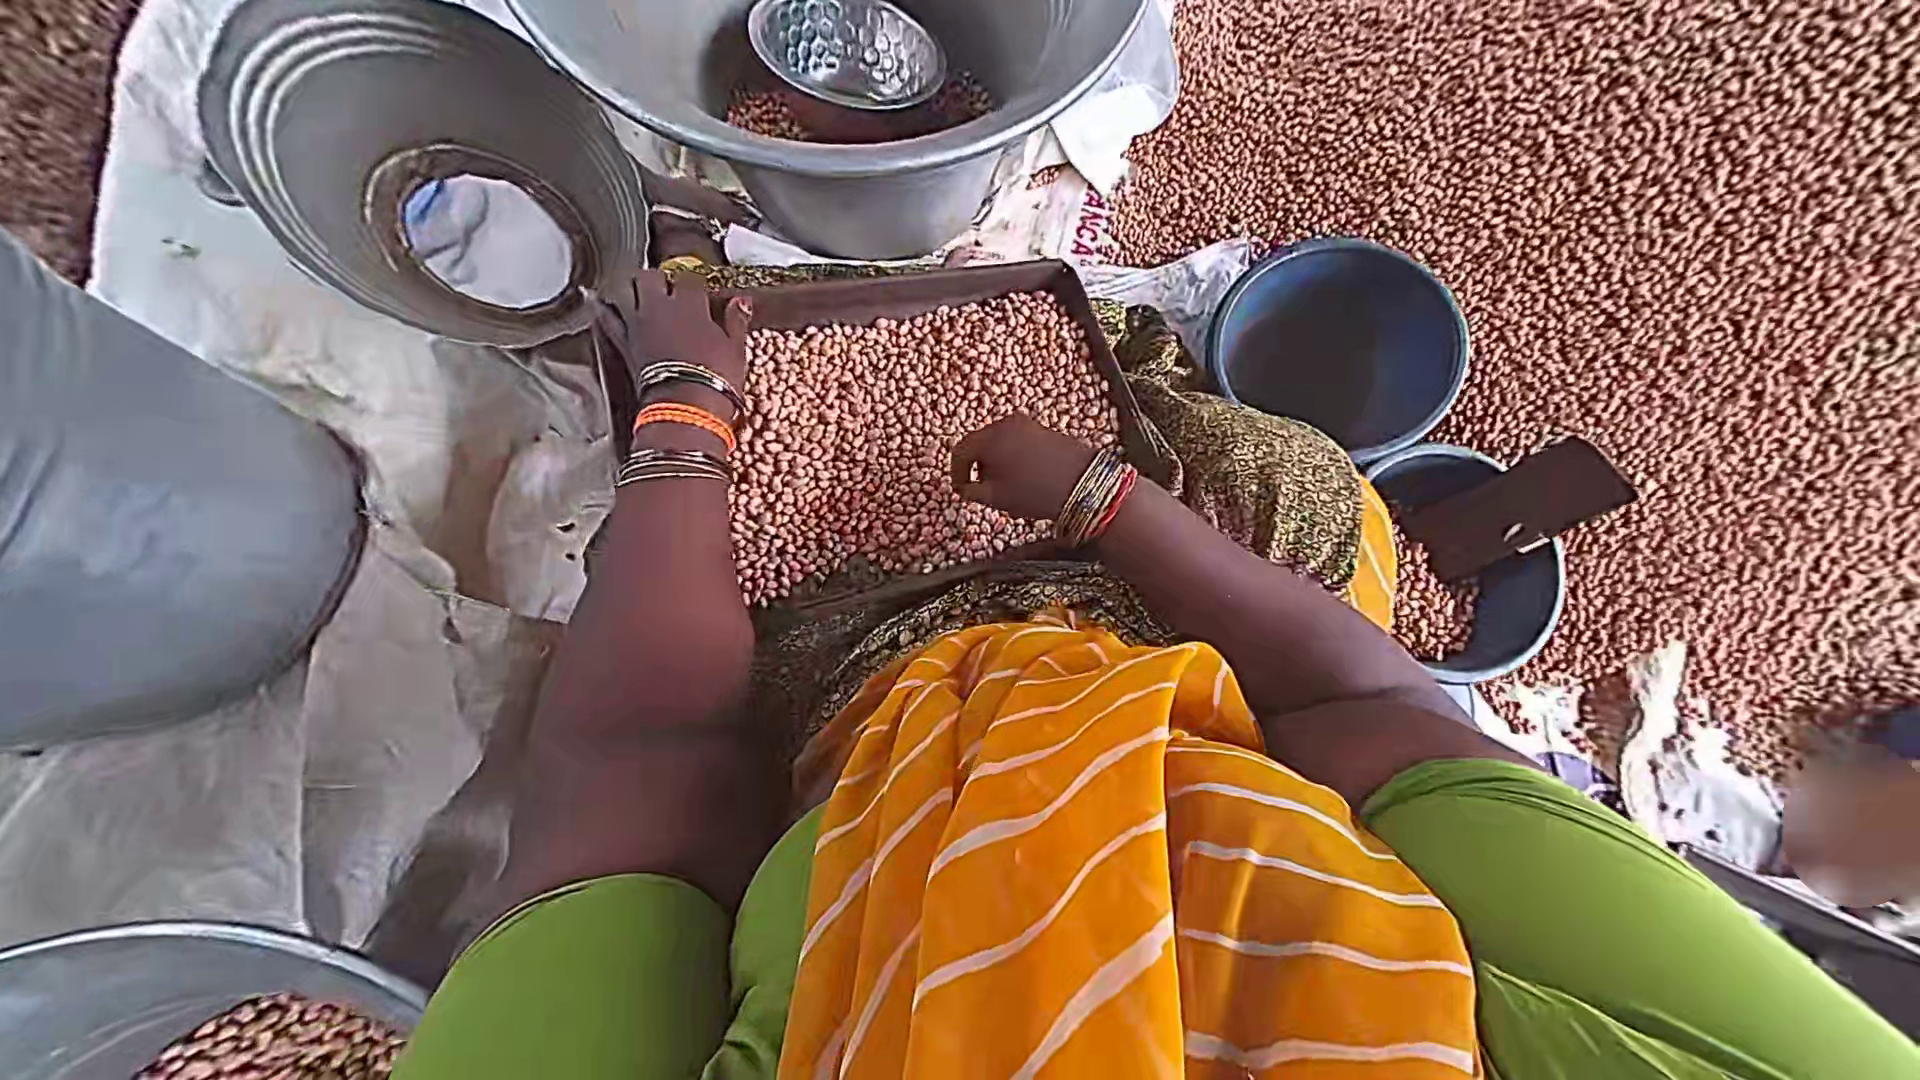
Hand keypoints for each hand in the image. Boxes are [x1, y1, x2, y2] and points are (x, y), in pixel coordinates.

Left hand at [594, 269, 751, 398]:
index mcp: (690, 304)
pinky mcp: (624, 342)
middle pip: (652, 275)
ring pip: (627, 288)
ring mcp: (638, 322)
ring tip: (643, 294)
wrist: (687, 407)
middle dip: (661, 279)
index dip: (696, 283)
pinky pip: (607, 317)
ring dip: (635, 288)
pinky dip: (604, 308)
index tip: (701, 291)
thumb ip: (735, 321)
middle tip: (671, 290)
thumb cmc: (716, 380)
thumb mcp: (736, 350)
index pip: (690, 278)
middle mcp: (660, 306)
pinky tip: (600, 302)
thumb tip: (741, 302)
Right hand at [951, 414, 1097, 520]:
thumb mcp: (996, 498)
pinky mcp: (1044, 430)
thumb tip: (966, 487)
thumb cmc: (1034, 492)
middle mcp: (1006, 424)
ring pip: (1000, 441)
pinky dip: (1013, 456)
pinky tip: (1024, 477)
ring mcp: (1028, 424)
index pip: (960, 451)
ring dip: (996, 461)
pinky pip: (1018, 440)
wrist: (1084, 483)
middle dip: (977, 466)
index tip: (961, 489)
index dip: (956, 472)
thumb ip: (972, 491)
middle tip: (982, 488)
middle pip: (980, 442)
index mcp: (989, 438)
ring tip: (1006, 486)